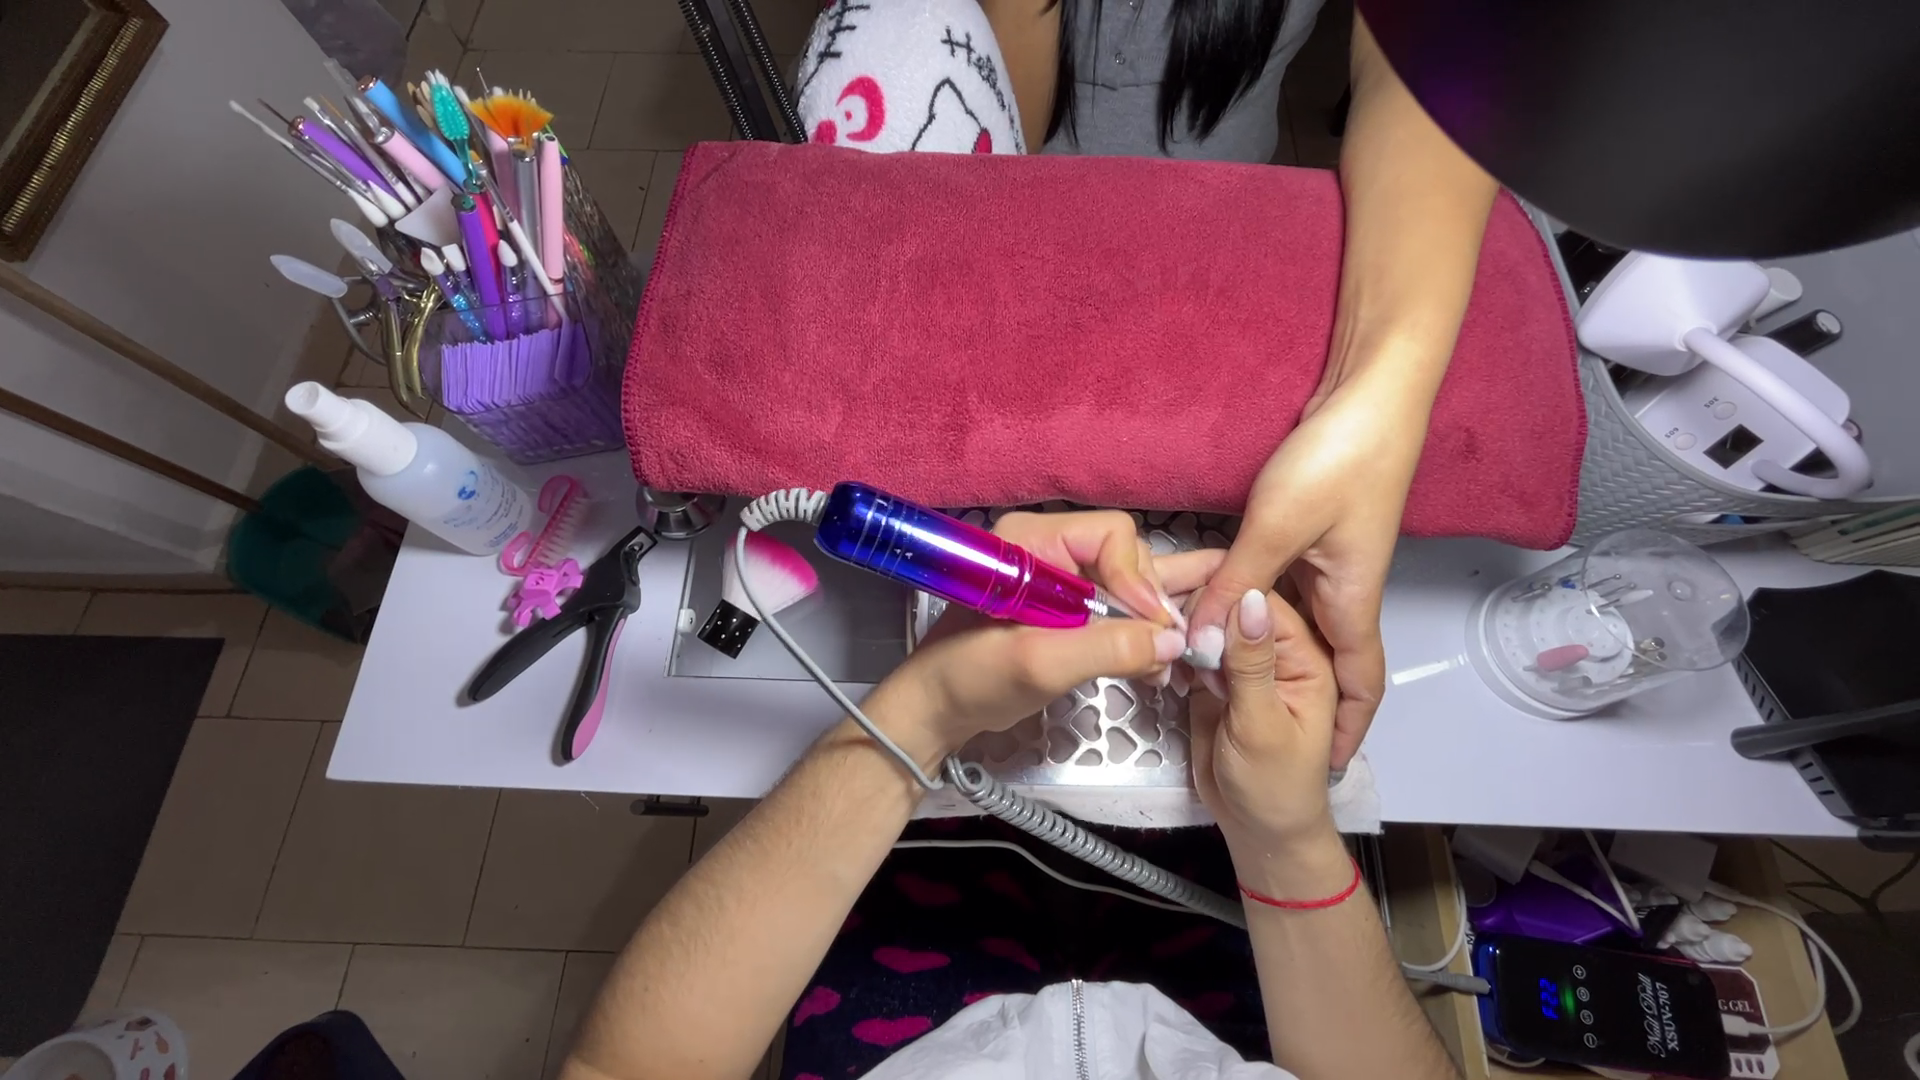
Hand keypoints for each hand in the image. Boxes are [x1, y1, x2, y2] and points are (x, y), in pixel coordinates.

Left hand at [862, 511, 1225, 766]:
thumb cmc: (973, 678)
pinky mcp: (1066, 605)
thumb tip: (1173, 641)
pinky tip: (1162, 655)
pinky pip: (1116, 604)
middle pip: (1127, 557)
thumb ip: (1108, 649)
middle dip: (1149, 602)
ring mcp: (1060, 576)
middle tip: (1167, 649)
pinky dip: (1138, 629)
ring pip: (1128, 582)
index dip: (1137, 578)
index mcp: (1032, 540)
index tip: (1151, 626)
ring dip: (1151, 619)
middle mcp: (1050, 547)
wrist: (940, 706)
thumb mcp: (1042, 664)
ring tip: (1172, 657)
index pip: (1110, 535)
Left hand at [1187, 377, 1426, 768]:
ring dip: (1256, 643)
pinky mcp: (1305, 534)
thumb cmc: (1338, 463)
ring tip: (1214, 671)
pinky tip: (1213, 605)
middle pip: (1316, 654)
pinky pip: (1274, 584)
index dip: (1349, 726)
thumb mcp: (1277, 531)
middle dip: (1287, 687)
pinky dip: (1245, 602)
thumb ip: (1234, 588)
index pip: (1360, 681)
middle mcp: (1340, 588)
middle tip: (1245, 716)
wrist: (1367, 396)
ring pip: (1286, 618)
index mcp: (1350, 600)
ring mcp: (1323, 560)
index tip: (1329, 764)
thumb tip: (1197, 645)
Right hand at [1188, 587, 1348, 895]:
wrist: (1256, 829)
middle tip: (1163, 627)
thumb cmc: (1275, 786)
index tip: (1181, 597)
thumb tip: (1249, 596)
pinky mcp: (1215, 676)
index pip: (1264, 603)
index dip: (1224, 593)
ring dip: (1182, 631)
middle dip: (1197, 611)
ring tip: (1160, 647)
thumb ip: (1252, 662)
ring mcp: (1243, 663)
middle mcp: (1276, 652)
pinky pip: (1194, 647)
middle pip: (1232, 605)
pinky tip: (1162, 662)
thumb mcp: (1263, 724)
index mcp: (1306, 658)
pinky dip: (1175, 650)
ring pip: (1209, 624)